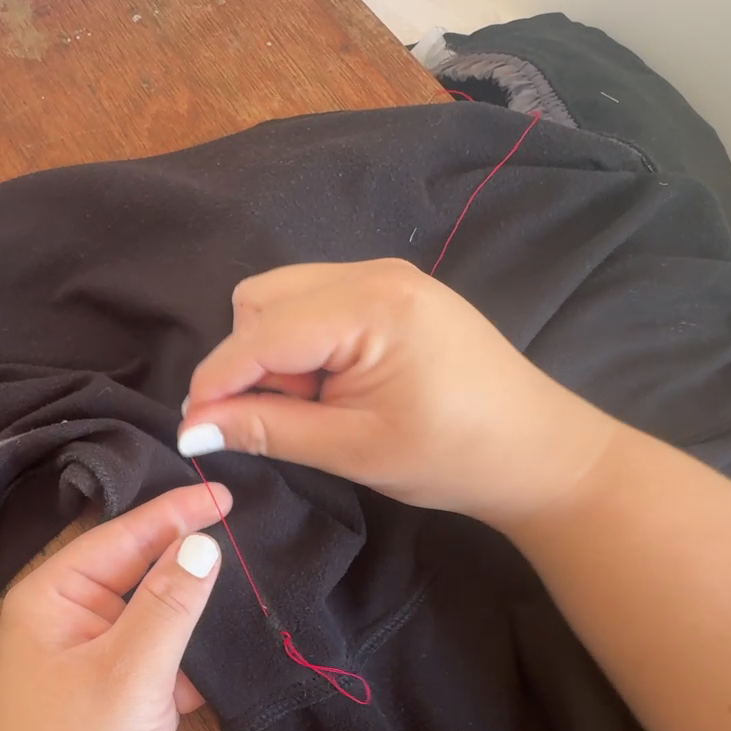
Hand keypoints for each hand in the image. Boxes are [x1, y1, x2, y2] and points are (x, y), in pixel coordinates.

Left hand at [0, 483, 227, 730]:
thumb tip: (202, 541)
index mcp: (54, 597)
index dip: (175, 513)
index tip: (227, 492)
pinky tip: (236, 629)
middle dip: (187, 549)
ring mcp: (99, 656)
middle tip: (247, 521)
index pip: (122, 537)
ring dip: (196, 597)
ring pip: (156, 610)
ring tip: (253, 564)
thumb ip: (168, 606)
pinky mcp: (125, 692)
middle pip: (139, 567)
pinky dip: (196, 643)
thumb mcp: (129, 677)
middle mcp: (73, 617)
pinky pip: (165, 650)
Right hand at [177, 260, 617, 525]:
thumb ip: (266, 430)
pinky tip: (324, 384)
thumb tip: (190, 430)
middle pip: (259, 301)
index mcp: (370, 306)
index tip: (190, 431)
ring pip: (278, 299)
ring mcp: (381, 277)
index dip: (215, 383)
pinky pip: (308, 305)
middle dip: (245, 361)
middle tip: (273, 416)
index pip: (259, 335)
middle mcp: (371, 273)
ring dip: (269, 353)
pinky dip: (295, 346)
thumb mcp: (352, 449)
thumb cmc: (453, 456)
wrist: (540, 453)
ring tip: (306, 402)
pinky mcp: (386, 292)